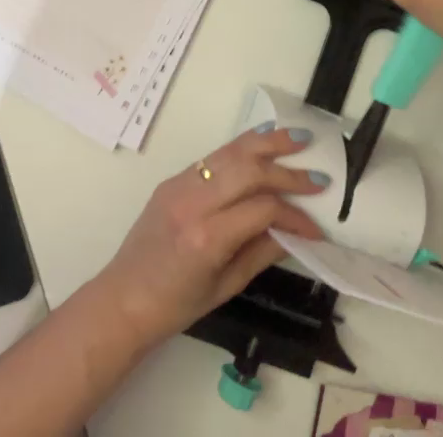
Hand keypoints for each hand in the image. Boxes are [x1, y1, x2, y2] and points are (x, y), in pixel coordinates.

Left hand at [87, 125, 326, 345]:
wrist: (124, 297)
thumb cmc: (176, 305)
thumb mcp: (227, 286)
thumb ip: (262, 252)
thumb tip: (296, 232)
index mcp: (207, 236)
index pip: (263, 209)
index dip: (296, 216)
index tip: (317, 229)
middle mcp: (193, 202)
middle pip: (248, 170)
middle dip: (287, 171)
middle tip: (319, 179)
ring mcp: (179, 186)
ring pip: (228, 153)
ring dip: (265, 143)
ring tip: (298, 138)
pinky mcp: (171, 180)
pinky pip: (211, 159)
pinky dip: (240, 148)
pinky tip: (261, 143)